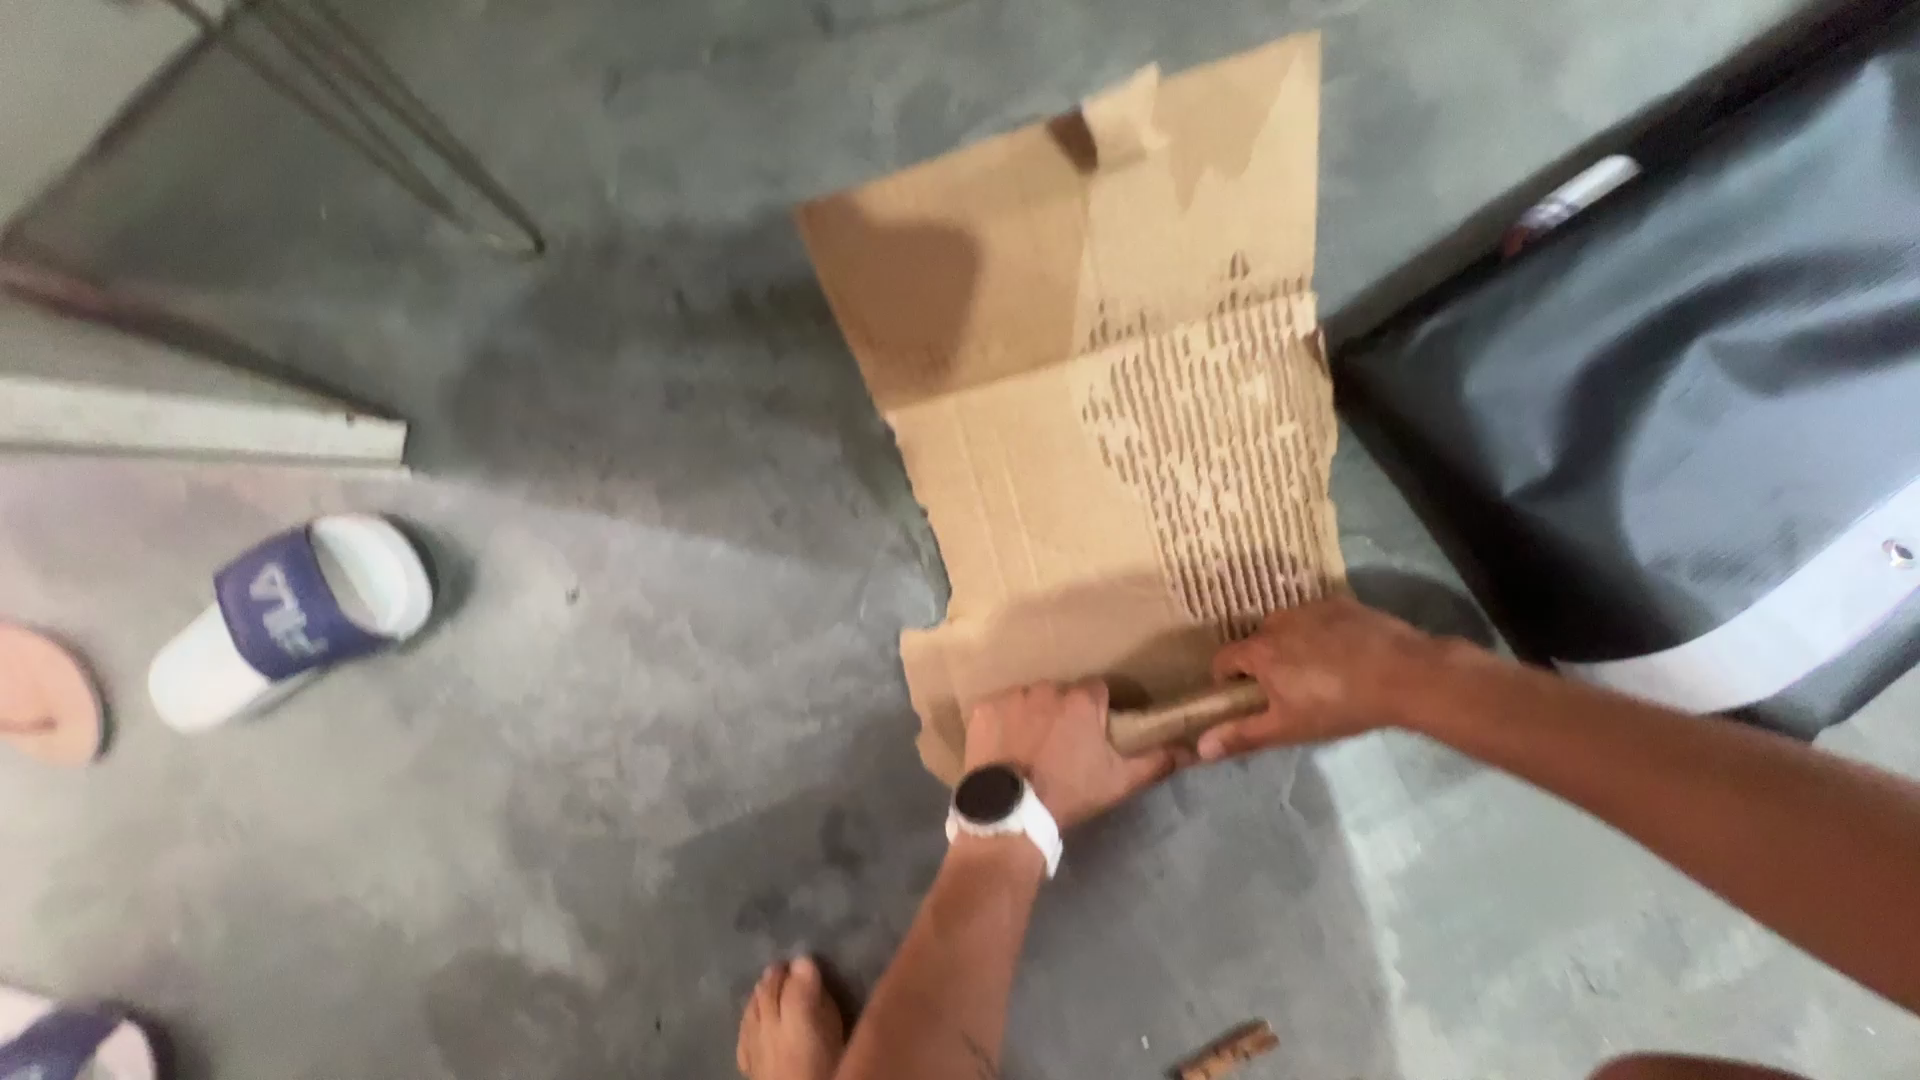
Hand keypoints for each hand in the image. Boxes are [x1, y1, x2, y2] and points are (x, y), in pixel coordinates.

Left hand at [963, 680, 1186, 829]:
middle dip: (1063, 713)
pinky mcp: (982, 709)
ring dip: (1032, 716)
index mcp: (1080, 700)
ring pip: (1028, 700)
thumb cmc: (1069, 794)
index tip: (1094, 731)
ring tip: (1030, 749)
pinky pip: (998, 709)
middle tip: (1061, 745)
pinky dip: (1003, 724)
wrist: (1011, 814)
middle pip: (1060, 694)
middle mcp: (1045, 688)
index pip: (1097, 691)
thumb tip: (1192, 749)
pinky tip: (1005, 748)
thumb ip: (1156, 761)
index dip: (1097, 710)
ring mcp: (1010, 696)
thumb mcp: (1119, 781)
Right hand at [1201, 596, 1441, 760]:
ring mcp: (1309, 608)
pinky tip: (1345, 653)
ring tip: (1321, 672)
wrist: (1406, 674)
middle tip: (1289, 690)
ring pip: (1287, 628)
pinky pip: (1317, 618)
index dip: (1227, 679)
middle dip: (1263, 663)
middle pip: (1256, 643)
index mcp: (1258, 651)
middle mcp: (1276, 622)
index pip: (1223, 659)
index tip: (1244, 698)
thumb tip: (1199, 748)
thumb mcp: (1288, 728)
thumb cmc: (1339, 705)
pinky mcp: (1340, 602)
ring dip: (1292, 645)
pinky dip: (1321, 633)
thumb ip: (1242, 735)